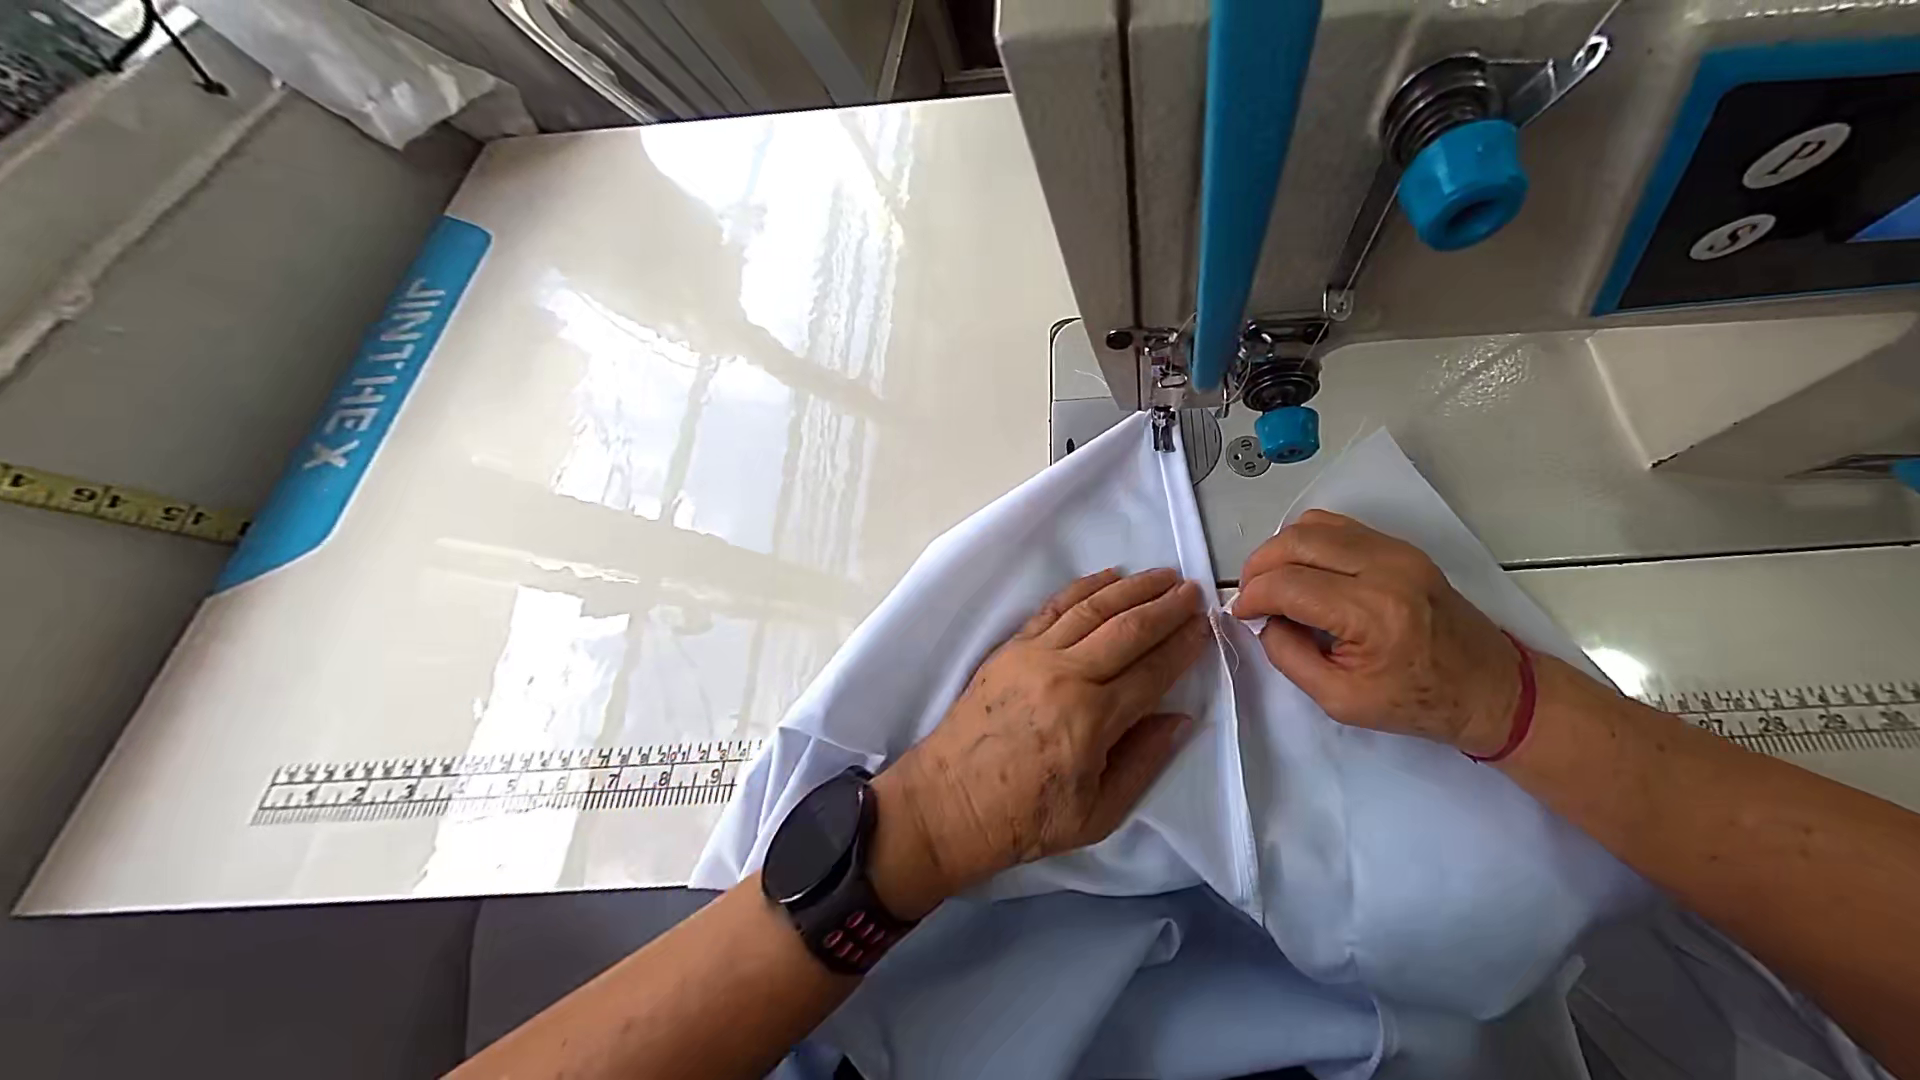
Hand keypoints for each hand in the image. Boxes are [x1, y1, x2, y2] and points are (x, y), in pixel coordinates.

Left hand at [869, 568, 1210, 917]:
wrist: (951, 801)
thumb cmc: (1027, 817)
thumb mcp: (1099, 813)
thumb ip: (1144, 761)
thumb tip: (1180, 717)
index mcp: (1092, 719)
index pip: (1152, 671)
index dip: (1183, 646)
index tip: (1205, 626)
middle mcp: (1066, 676)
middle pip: (1127, 630)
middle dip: (1166, 607)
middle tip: (1193, 591)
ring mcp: (1033, 656)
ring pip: (1092, 609)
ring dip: (1131, 589)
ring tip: (1161, 575)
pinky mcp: (1010, 648)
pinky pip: (1053, 608)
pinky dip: (1083, 588)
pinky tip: (1108, 577)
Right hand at [1230, 509, 1520, 755]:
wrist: (1492, 689)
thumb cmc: (1417, 702)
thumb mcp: (1338, 699)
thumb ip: (1287, 655)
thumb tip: (1264, 619)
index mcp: (1371, 614)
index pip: (1286, 584)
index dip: (1251, 597)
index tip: (1242, 615)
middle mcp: (1385, 569)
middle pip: (1293, 543)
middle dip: (1258, 568)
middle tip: (1252, 597)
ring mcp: (1396, 551)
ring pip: (1311, 525)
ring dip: (1279, 551)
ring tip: (1275, 582)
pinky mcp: (1400, 547)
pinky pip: (1336, 525)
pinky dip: (1306, 541)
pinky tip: (1304, 571)